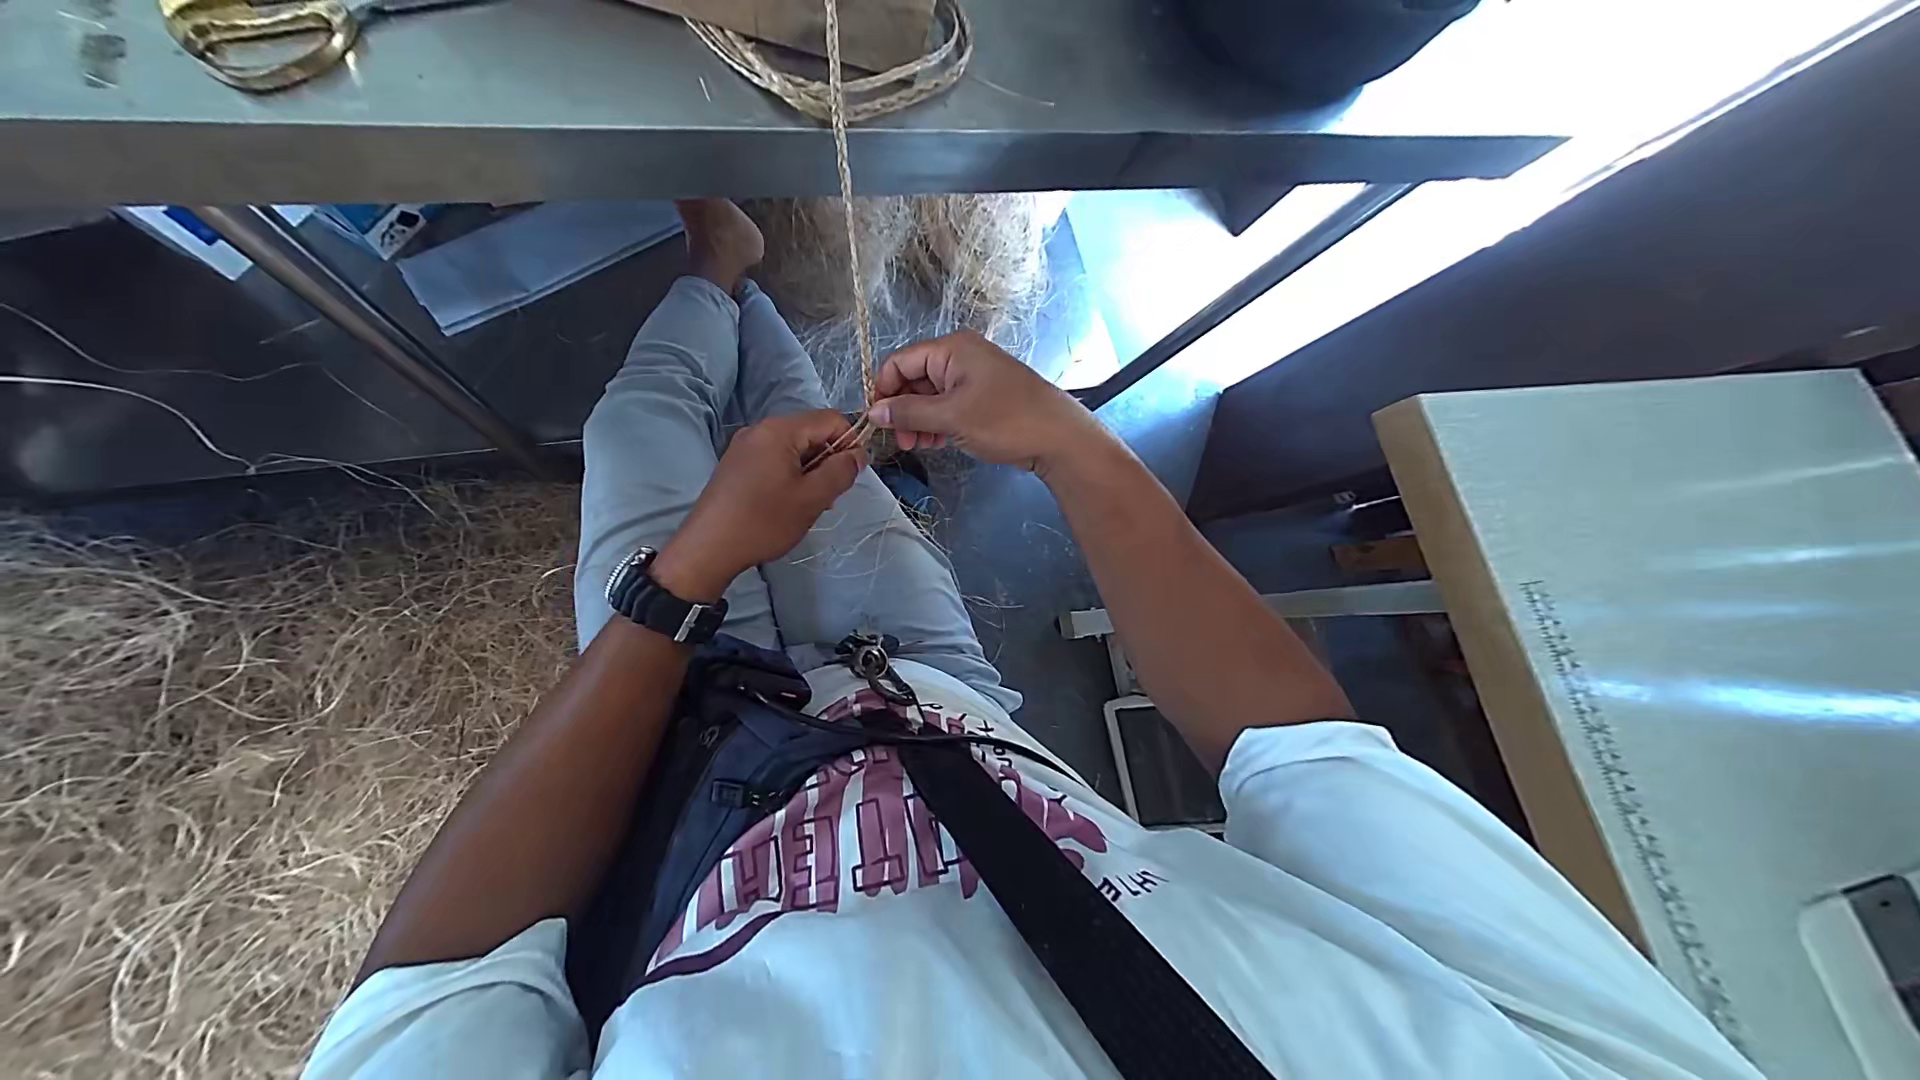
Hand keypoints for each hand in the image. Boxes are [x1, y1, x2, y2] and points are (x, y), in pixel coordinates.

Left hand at [651, 409, 866, 600]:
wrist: (709, 548)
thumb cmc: (764, 521)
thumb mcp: (812, 498)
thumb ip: (841, 471)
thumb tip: (858, 455)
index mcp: (779, 430)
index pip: (830, 420)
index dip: (850, 442)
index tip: (853, 474)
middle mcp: (760, 430)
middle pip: (811, 432)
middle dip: (829, 459)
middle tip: (831, 495)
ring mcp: (745, 447)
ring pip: (794, 449)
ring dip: (811, 471)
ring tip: (811, 505)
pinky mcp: (736, 465)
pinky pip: (775, 460)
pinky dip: (791, 476)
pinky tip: (790, 504)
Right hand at [865, 330, 1113, 473]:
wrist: (1057, 437)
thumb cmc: (1005, 420)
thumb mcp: (951, 417)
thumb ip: (908, 413)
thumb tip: (875, 412)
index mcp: (952, 349)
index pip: (900, 362)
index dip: (884, 390)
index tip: (878, 421)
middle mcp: (961, 356)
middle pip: (914, 379)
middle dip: (903, 410)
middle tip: (902, 442)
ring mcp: (973, 377)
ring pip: (930, 396)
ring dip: (919, 420)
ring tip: (919, 446)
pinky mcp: (983, 397)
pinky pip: (948, 406)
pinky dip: (937, 423)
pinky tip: (936, 442)